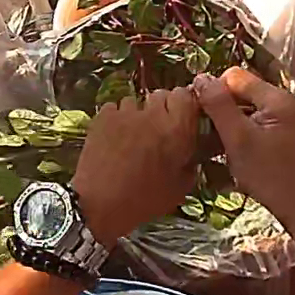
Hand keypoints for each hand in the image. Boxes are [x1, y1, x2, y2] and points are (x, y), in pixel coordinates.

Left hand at [70, 88, 199, 239]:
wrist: (101, 201)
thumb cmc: (145, 198)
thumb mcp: (181, 184)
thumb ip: (191, 158)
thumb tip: (193, 146)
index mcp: (177, 130)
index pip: (185, 95)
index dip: (184, 104)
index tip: (183, 116)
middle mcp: (151, 115)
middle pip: (161, 94)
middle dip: (162, 107)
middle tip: (159, 128)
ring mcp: (124, 113)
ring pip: (135, 101)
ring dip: (137, 113)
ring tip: (134, 134)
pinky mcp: (101, 117)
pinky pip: (113, 108)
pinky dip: (116, 117)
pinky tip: (115, 136)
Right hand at [192, 68, 294, 213]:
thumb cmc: (267, 174)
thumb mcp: (236, 137)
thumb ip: (218, 104)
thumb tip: (201, 78)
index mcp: (281, 100)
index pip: (236, 77)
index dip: (216, 92)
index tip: (206, 115)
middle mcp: (290, 102)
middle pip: (243, 88)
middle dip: (224, 105)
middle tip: (213, 129)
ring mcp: (292, 116)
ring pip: (249, 103)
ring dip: (232, 116)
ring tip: (225, 138)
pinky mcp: (289, 129)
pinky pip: (258, 115)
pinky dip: (243, 125)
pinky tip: (238, 143)